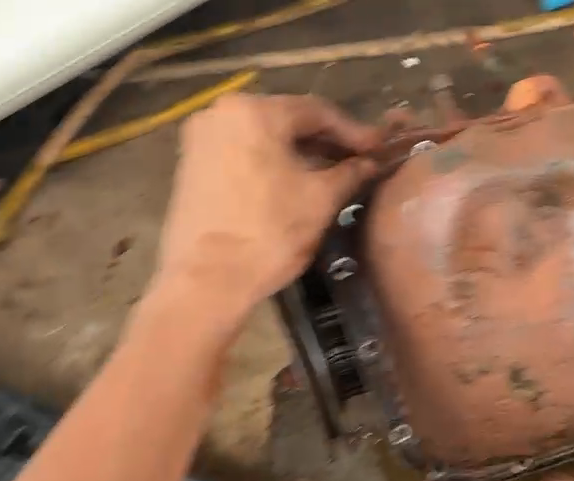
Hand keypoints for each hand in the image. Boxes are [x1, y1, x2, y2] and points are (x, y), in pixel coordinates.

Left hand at [153, 93, 377, 313]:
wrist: (208, 277)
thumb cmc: (269, 234)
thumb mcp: (320, 202)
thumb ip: (348, 175)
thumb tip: (369, 164)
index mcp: (254, 112)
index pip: (315, 110)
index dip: (353, 131)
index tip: (379, 150)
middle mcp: (222, 112)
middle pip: (287, 120)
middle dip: (326, 142)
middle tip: (358, 163)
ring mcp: (203, 137)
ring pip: (265, 138)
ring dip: (301, 154)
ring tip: (331, 177)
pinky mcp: (195, 164)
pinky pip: (245, 153)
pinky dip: (274, 164)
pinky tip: (296, 186)